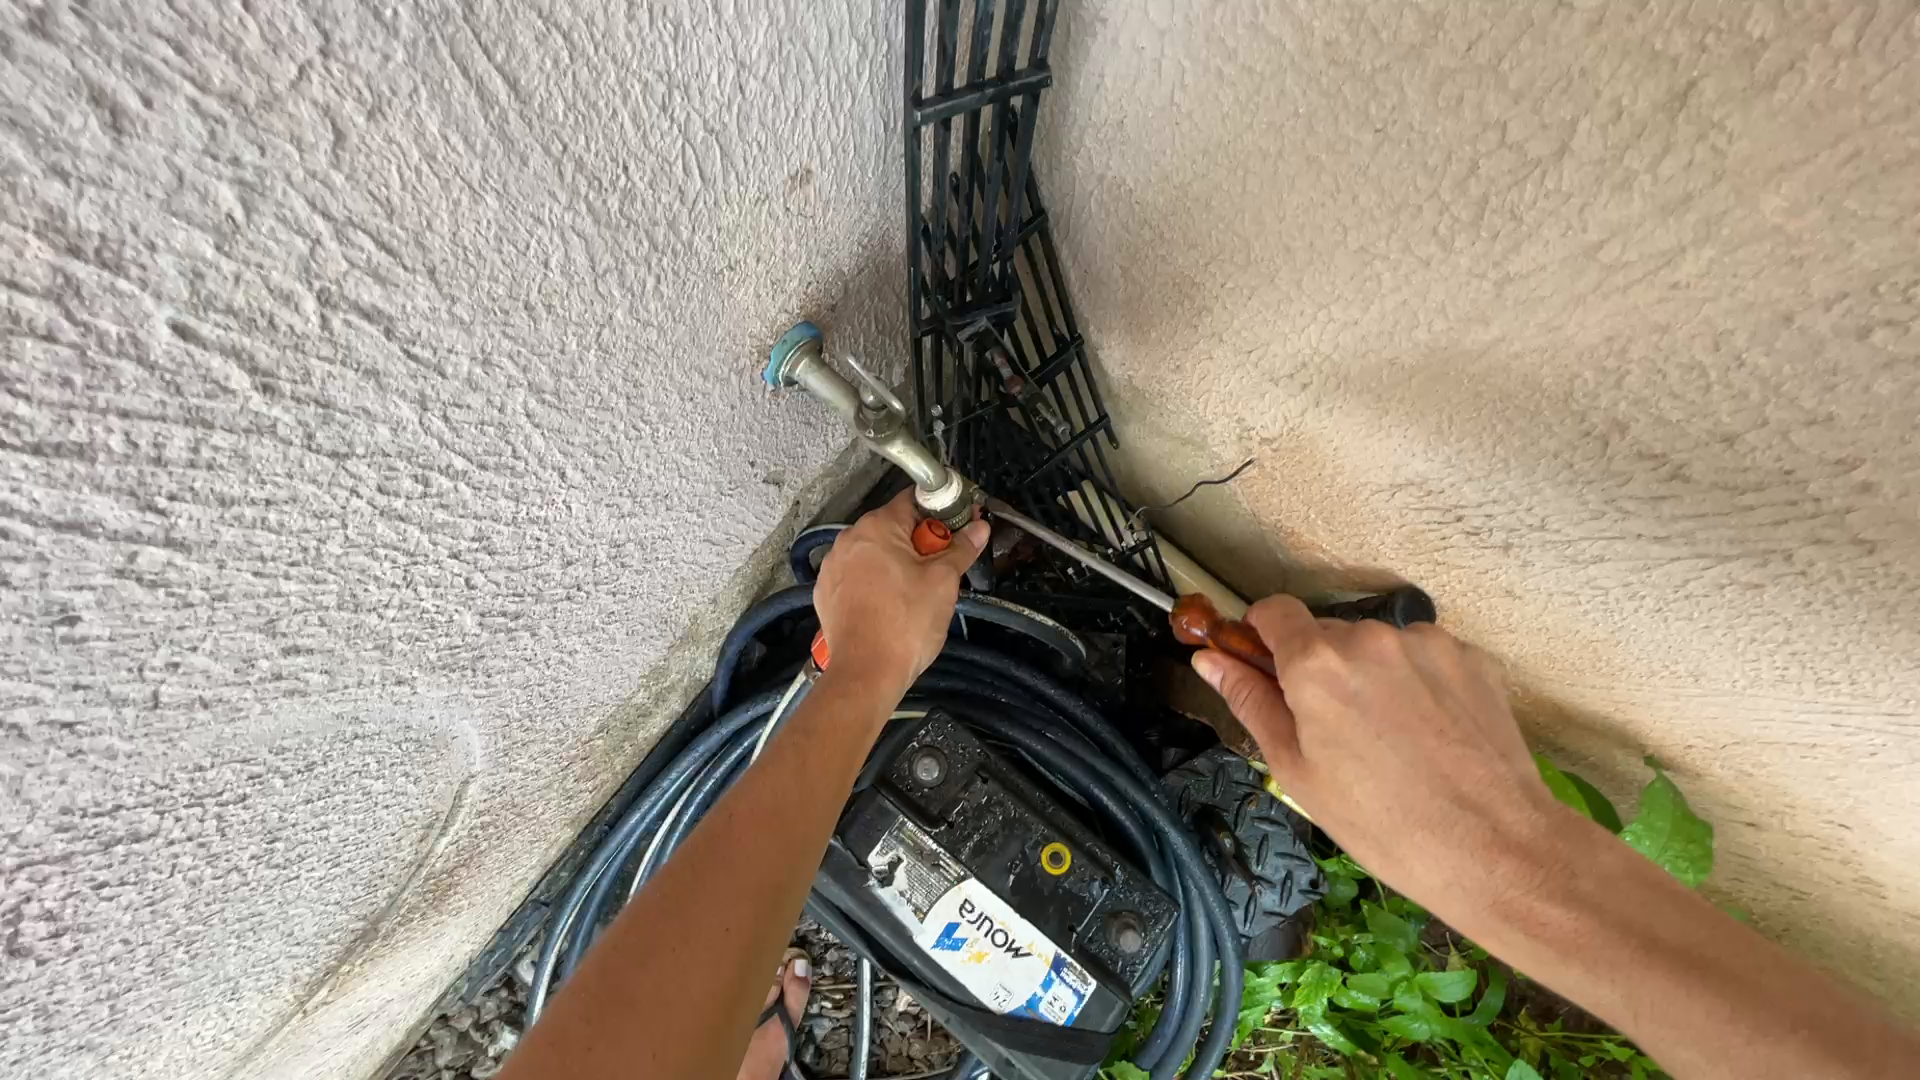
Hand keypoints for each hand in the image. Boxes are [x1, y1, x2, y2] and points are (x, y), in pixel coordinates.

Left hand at [814, 489, 988, 699]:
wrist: (867, 673)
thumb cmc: (903, 627)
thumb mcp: (944, 582)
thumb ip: (961, 549)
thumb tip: (978, 529)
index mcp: (877, 528)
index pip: (914, 500)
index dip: (942, 513)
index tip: (958, 529)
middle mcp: (849, 541)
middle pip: (895, 527)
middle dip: (922, 543)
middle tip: (943, 568)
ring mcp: (834, 567)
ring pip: (877, 553)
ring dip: (900, 564)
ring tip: (919, 592)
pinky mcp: (828, 592)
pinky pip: (859, 576)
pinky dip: (877, 583)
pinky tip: (894, 605)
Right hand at [1192, 597, 1564, 916]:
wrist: (1498, 850)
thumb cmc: (1379, 821)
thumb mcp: (1293, 768)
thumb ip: (1248, 700)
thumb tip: (1207, 659)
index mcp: (1316, 663)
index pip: (1273, 610)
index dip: (1261, 632)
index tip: (1264, 662)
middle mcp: (1369, 637)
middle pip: (1324, 632)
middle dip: (1317, 665)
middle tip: (1331, 723)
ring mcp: (1426, 643)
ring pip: (1374, 644)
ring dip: (1367, 671)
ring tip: (1388, 731)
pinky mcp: (1471, 656)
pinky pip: (1421, 654)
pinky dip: (1413, 678)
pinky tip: (1427, 728)